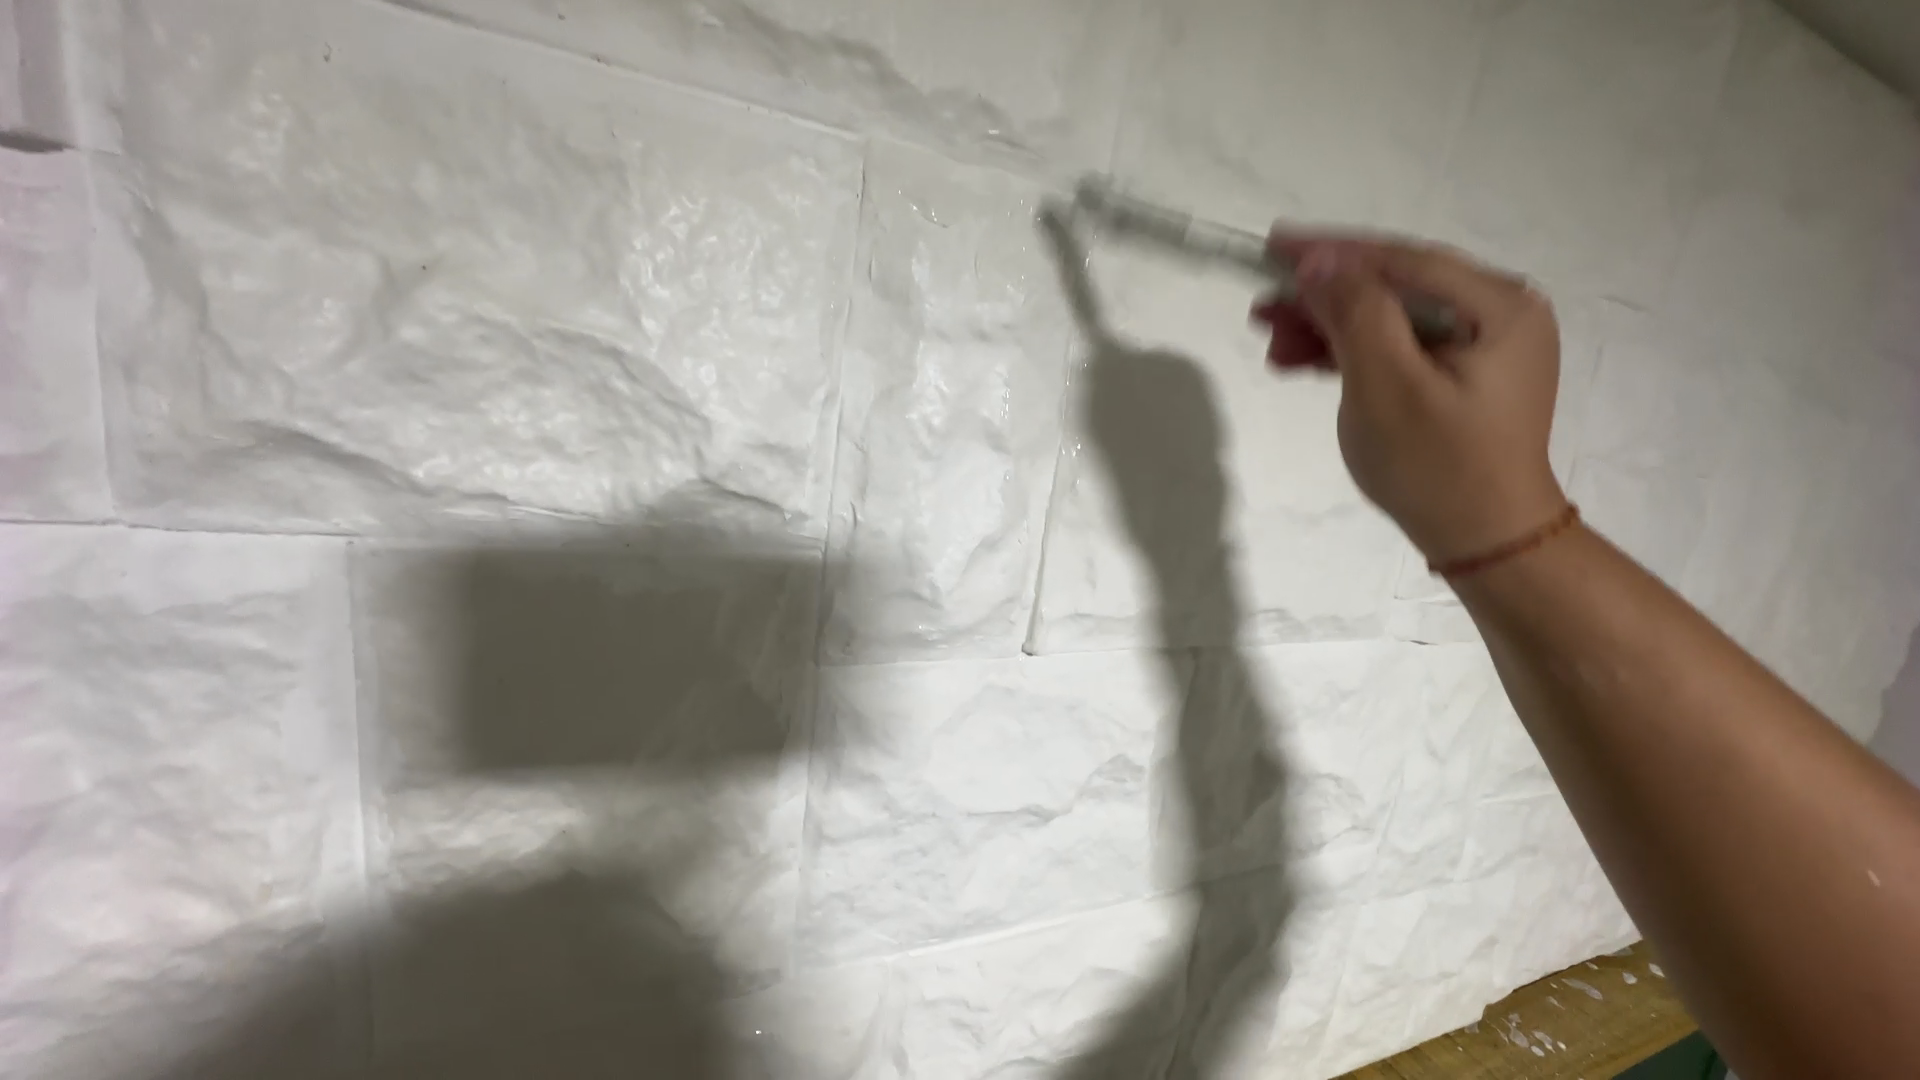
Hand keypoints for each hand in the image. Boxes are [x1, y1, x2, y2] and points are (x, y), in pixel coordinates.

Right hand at [1257, 231, 1567, 563]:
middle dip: (1322, 297)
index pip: (1401, 260)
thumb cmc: (1435, 465)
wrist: (1482, 539)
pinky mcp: (1457, 376)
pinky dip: (1349, 353)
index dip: (1332, 252)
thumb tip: (1320, 261)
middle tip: (1261, 310)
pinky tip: (1303, 361)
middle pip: (1392, 288)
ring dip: (1327, 327)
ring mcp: (1479, 346)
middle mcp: (1496, 313)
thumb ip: (1355, 314)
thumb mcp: (1385, 385)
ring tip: (1273, 344)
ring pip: (1388, 319)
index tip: (1271, 246)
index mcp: (1496, 305)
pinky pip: (1395, 348)